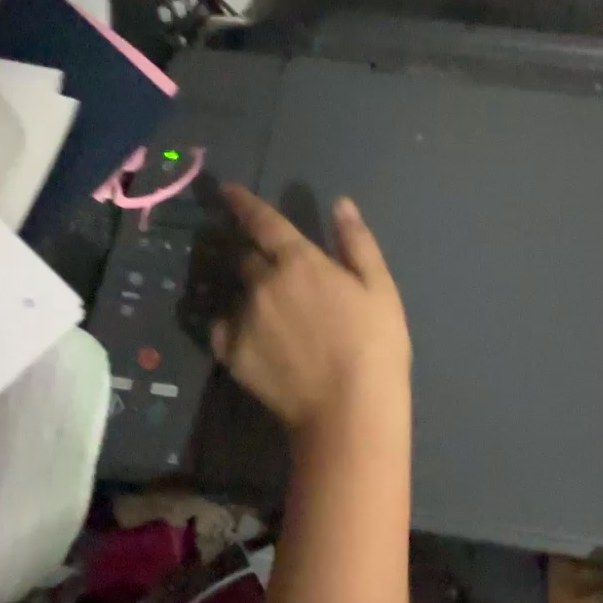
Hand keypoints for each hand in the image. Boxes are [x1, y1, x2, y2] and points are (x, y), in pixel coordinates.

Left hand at [211, 184, 410, 434]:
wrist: (348, 412)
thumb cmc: (374, 344)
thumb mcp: (378, 287)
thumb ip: (356, 242)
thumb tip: (341, 204)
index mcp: (298, 260)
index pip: (262, 221)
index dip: (243, 203)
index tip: (227, 190)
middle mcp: (262, 282)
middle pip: (247, 257)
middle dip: (255, 255)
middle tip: (273, 270)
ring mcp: (243, 318)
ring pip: (238, 293)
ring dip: (249, 293)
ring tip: (270, 314)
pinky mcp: (232, 353)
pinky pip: (223, 327)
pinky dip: (234, 325)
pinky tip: (252, 338)